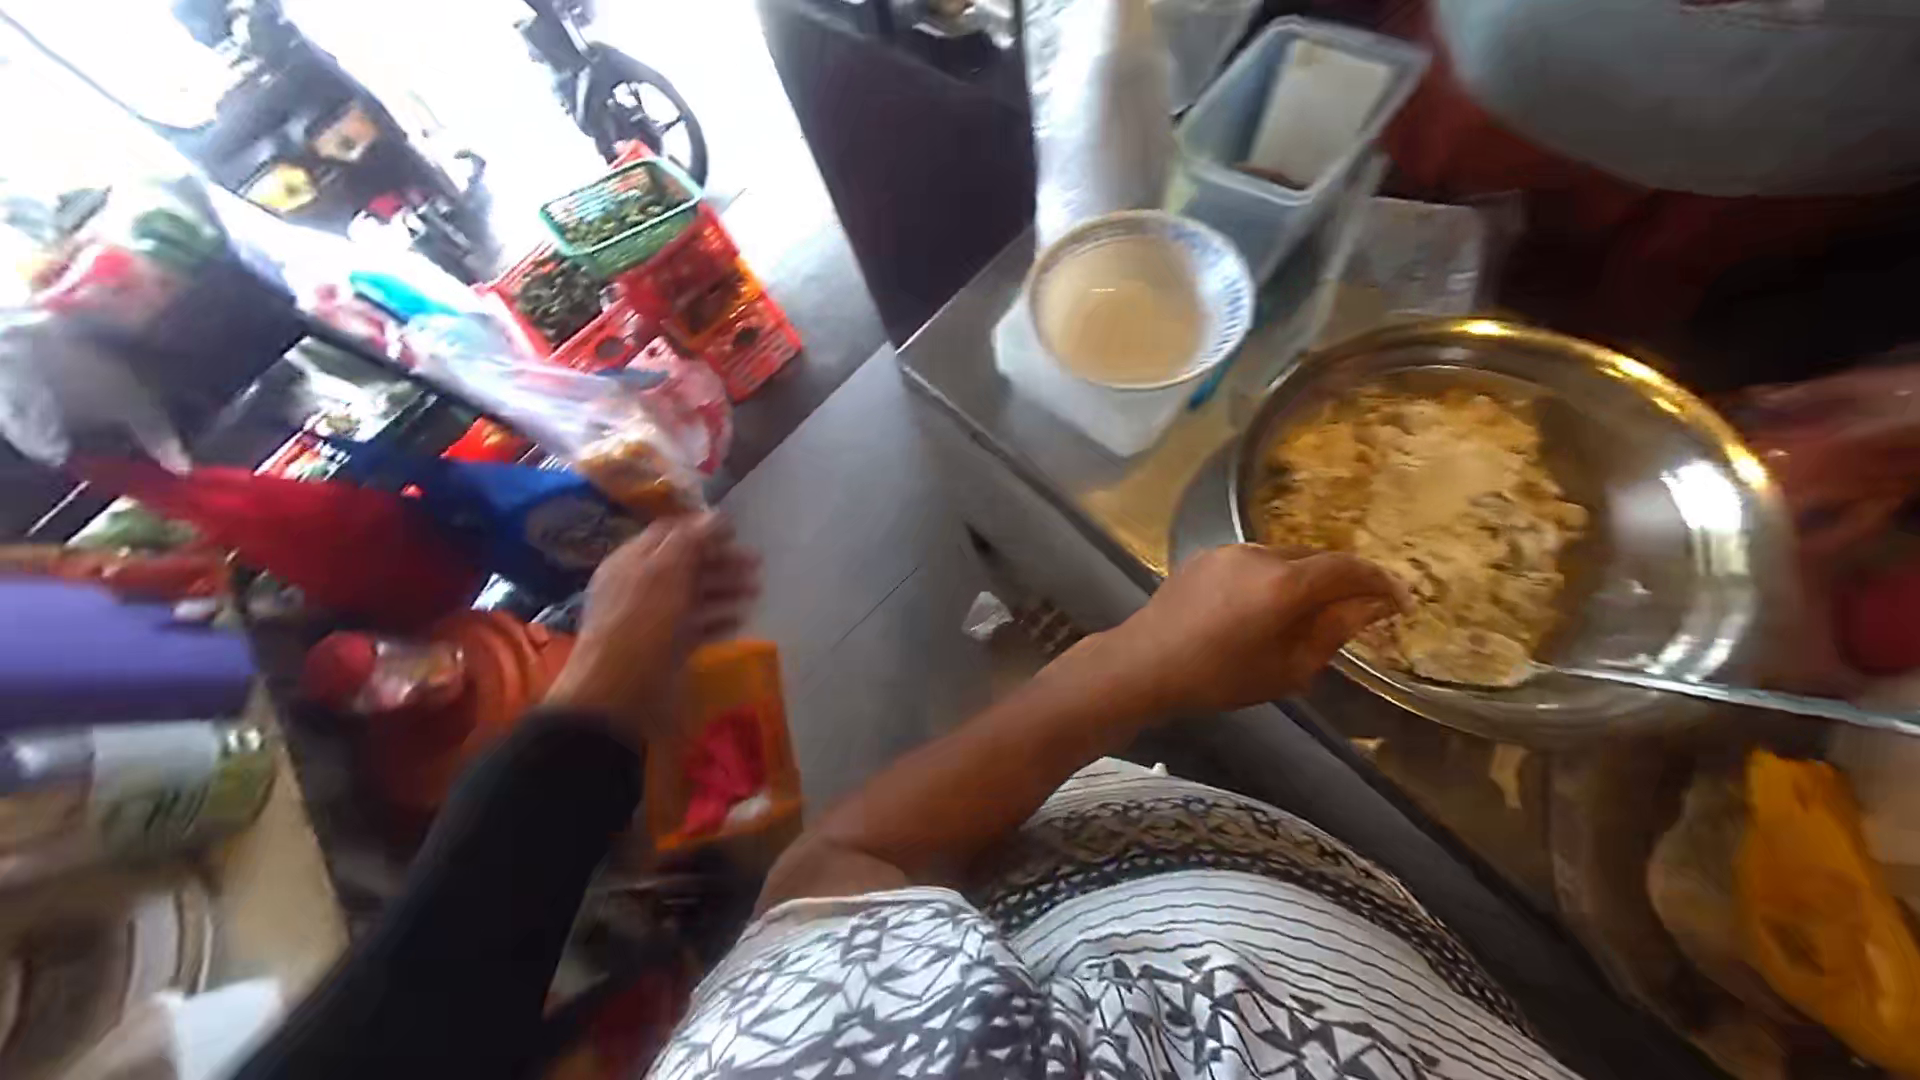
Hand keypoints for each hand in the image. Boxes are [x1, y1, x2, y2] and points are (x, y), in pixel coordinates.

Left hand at [544, 512, 759, 745]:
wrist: (618, 693)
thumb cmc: (641, 624)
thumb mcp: (664, 573)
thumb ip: (689, 542)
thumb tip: (714, 516)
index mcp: (632, 562)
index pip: (669, 534)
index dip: (702, 529)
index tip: (736, 531)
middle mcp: (642, 586)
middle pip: (686, 563)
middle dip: (722, 560)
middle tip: (757, 562)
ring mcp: (655, 618)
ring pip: (694, 594)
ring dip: (726, 588)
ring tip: (756, 591)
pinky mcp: (668, 646)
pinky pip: (697, 625)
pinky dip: (718, 619)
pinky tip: (740, 619)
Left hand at [1071, 544, 1406, 716]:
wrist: (1145, 662)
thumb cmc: (1219, 677)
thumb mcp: (1288, 668)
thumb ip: (1334, 629)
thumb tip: (1372, 604)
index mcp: (1282, 582)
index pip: (1347, 568)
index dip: (1378, 582)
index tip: (1397, 600)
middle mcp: (1257, 554)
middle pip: (1315, 558)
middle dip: (1342, 580)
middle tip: (1356, 609)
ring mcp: (1226, 551)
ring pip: (1283, 557)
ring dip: (1304, 577)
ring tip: (1306, 612)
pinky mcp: (1204, 556)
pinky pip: (1252, 561)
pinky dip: (1271, 576)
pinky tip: (1262, 605)